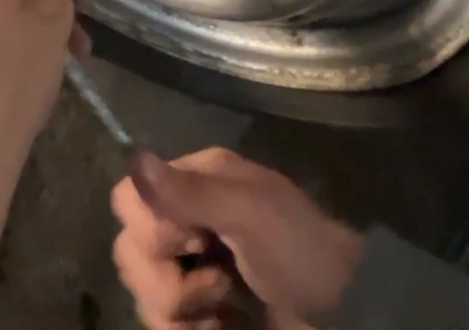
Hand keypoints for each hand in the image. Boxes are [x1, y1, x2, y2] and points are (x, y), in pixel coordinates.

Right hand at [111, 147, 365, 329]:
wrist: (339, 310)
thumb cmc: (298, 251)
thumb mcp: (249, 214)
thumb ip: (191, 191)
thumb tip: (135, 156)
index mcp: (199, 181)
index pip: (129, 197)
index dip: (150, 227)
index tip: (191, 240)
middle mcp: (188, 216)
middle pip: (130, 248)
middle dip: (163, 280)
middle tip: (214, 285)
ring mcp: (191, 263)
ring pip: (142, 289)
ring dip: (176, 309)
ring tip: (220, 309)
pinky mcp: (196, 305)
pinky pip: (158, 318)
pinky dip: (181, 329)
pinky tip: (216, 327)